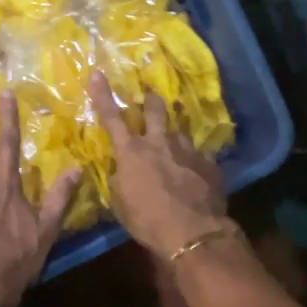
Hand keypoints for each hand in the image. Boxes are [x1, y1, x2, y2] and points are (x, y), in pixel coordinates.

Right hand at [89, 71, 230, 257]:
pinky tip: (197, 169)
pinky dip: (195, 160)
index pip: (111, 117)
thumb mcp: (120, 203)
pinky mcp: (209, 165)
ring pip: (181, 130)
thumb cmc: (147, 220)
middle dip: (152, 100)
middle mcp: (159, 143)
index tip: (97, 73)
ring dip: (176, 128)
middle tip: (152, 94)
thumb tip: (122, 171)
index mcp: (132, 152)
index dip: (103, 95)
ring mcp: (188, 151)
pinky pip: (200, 156)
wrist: (192, 233)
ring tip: (178, 130)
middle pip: (155, 111)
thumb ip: (120, 180)